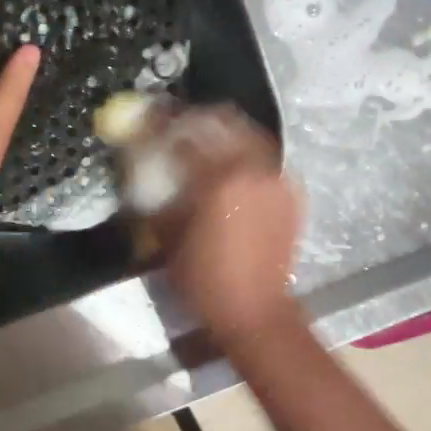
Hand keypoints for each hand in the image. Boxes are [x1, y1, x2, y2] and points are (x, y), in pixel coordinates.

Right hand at [158, 107, 304, 346]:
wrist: (255, 311)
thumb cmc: (201, 278)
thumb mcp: (165, 233)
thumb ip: (153, 190)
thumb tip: (140, 162)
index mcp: (218, 176)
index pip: (183, 131)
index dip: (158, 122)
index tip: (143, 119)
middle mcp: (253, 168)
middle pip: (223, 120)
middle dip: (194, 120)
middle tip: (172, 128)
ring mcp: (277, 178)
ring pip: (247, 136)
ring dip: (220, 135)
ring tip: (199, 147)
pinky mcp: (290, 193)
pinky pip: (263, 160)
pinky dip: (242, 157)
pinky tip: (226, 173)